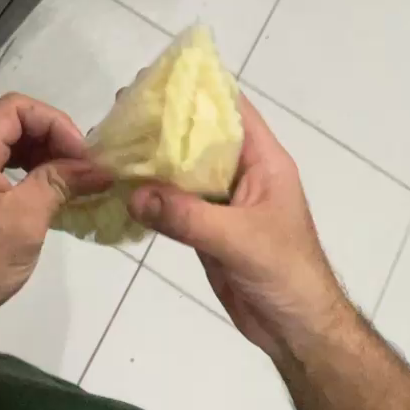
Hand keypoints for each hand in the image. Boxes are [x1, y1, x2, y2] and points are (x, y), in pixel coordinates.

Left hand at [0, 93, 108, 340]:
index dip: (54, 123)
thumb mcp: (25, 220)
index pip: (15, 108)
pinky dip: (29, 170)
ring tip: (74, 175)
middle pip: (11, 121)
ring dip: (43, 153)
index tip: (83, 154)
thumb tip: (99, 167)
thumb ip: (59, 182)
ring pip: (8, 142)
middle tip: (84, 165)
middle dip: (52, 136)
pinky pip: (1, 165)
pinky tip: (53, 187)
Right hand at [128, 92, 355, 363]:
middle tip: (121, 108)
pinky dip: (149, 189)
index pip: (232, 109)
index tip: (157, 78)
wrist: (297, 331)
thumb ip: (187, 216)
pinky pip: (173, 198)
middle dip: (164, 120)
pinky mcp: (205, 224)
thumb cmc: (286, 275)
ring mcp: (222, 199)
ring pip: (182, 165)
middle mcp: (241, 172)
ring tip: (112, 139)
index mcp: (263, 161)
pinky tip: (120, 182)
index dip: (199, 88)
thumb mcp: (240, 241)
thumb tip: (133, 192)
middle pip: (199, 133)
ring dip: (151, 154)